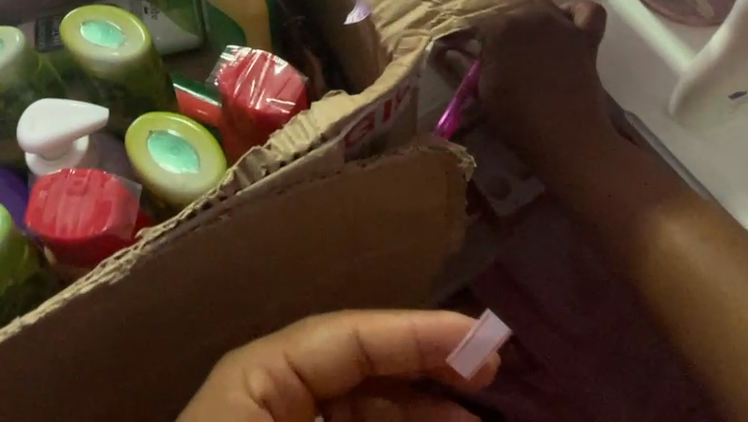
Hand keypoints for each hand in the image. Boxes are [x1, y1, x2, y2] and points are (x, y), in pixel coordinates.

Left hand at [175, 310, 497, 420]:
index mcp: (260, 375)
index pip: (350, 336)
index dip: (418, 333)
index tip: (481, 341)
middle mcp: (269, 387)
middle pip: (359, 363)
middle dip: (423, 366)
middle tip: (487, 373)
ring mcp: (275, 420)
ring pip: (358, 402)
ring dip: (415, 408)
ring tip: (470, 416)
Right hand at [472, 0, 620, 172]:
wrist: (568, 140)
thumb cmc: (517, 119)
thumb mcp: (482, 93)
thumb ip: (463, 66)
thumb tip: (445, 51)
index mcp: (498, 28)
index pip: (477, 21)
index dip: (469, 37)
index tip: (464, 51)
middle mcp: (529, 15)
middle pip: (509, 10)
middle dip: (500, 28)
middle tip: (496, 53)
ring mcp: (561, 24)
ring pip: (541, 5)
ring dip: (531, 19)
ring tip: (526, 42)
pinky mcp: (586, 36)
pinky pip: (586, 10)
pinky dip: (575, 12)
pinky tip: (565, 25)